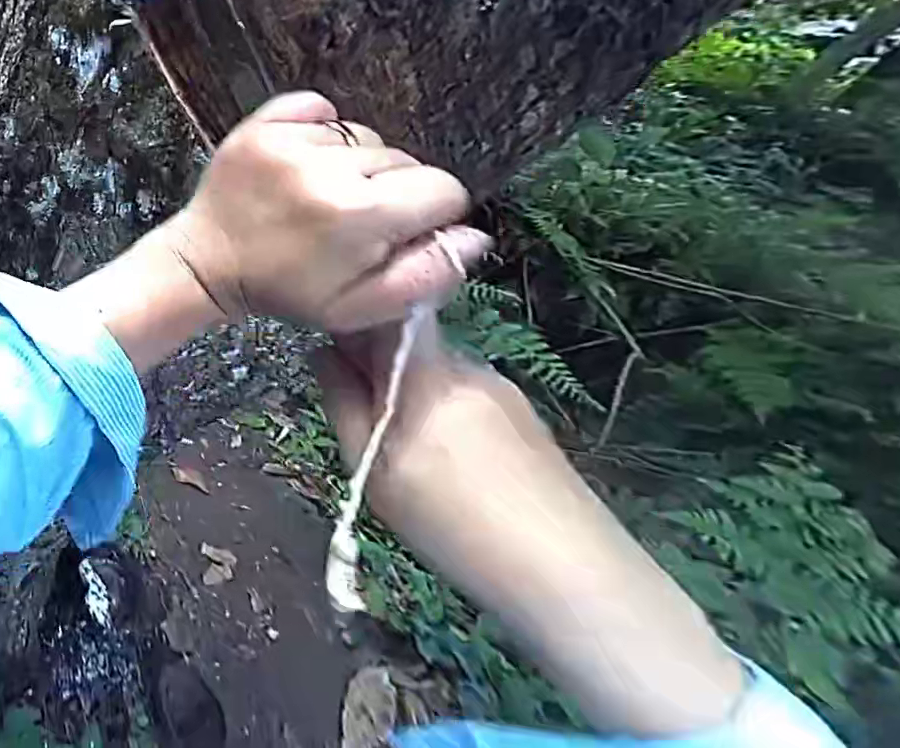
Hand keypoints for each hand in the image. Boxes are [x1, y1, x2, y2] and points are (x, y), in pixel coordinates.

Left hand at [163, 92, 489, 330]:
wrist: (205, 262)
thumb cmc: (283, 290)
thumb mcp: (357, 308)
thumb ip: (427, 275)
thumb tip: (472, 234)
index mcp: (357, 214)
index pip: (441, 189)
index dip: (428, 215)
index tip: (393, 232)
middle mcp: (325, 167)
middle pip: (402, 160)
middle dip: (388, 191)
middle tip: (347, 220)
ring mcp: (287, 140)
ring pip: (361, 136)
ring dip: (353, 163)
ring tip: (318, 195)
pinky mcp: (258, 125)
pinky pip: (316, 107)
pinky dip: (319, 128)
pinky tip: (305, 161)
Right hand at [311, 319, 746, 736]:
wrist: (577, 583)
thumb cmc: (453, 525)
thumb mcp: (371, 468)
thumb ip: (341, 401)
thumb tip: (322, 353)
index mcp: (427, 374)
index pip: (381, 315)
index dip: (351, 327)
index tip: (333, 362)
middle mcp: (469, 368)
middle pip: (406, 347)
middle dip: (376, 370)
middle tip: (364, 423)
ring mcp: (504, 391)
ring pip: (434, 375)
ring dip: (409, 396)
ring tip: (409, 455)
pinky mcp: (527, 418)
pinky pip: (464, 397)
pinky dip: (443, 416)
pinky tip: (452, 467)